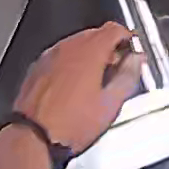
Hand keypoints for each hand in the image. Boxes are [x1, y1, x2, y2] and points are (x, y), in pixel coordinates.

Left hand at [14, 22, 143, 153]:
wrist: (32, 139)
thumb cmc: (69, 124)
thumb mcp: (110, 104)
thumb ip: (127, 76)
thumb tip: (136, 62)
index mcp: (90, 50)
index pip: (114, 29)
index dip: (127, 38)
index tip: (132, 50)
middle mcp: (69, 46)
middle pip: (96, 34)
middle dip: (110, 48)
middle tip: (118, 68)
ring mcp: (51, 54)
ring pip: (77, 45)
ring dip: (90, 55)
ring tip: (96, 81)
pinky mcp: (38, 66)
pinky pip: (61, 56)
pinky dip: (71, 64)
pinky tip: (74, 86)